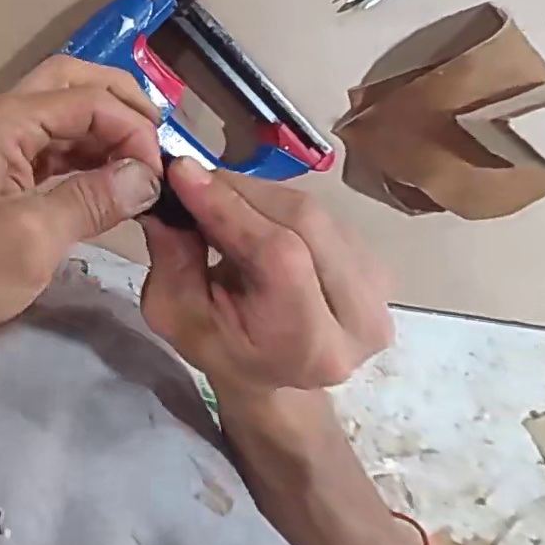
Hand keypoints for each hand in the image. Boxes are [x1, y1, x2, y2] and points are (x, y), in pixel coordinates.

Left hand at [0, 56, 164, 335]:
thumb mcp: (33, 239)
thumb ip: (92, 200)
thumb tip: (147, 175)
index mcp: (3, 123)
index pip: (87, 100)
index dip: (132, 128)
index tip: (160, 173)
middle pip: (71, 83)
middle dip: (121, 104)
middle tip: (159, 142)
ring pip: (61, 110)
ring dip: (103, 128)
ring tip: (142, 163)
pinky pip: (48, 143)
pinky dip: (82, 153)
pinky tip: (110, 178)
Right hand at [140, 160, 393, 394]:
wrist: (268, 371)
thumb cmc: (215, 347)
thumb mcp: (172, 312)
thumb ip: (171, 260)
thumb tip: (165, 200)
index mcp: (307, 346)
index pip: (278, 257)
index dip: (228, 207)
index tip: (182, 173)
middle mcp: (360, 320)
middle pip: (304, 223)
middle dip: (238, 191)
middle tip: (190, 178)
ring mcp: (380, 292)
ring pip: (313, 212)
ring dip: (254, 192)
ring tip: (211, 197)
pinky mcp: (379, 267)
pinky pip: (322, 214)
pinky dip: (273, 201)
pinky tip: (244, 210)